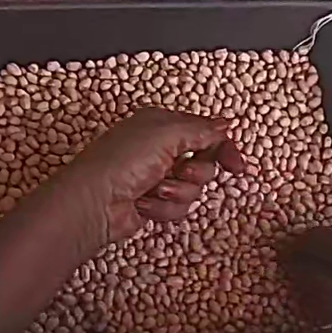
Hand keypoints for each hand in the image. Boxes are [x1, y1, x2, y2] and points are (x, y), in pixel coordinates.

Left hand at [50, 108, 247, 248]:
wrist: (95, 203)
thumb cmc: (123, 161)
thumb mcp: (168, 134)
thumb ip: (202, 130)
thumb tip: (225, 125)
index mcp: (162, 124)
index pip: (206, 133)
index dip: (223, 148)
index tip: (236, 165)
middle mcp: (160, 149)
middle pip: (204, 164)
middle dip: (196, 173)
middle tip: (181, 173)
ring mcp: (156, 178)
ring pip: (193, 190)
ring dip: (178, 192)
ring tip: (155, 190)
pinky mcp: (153, 202)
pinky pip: (178, 207)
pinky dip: (164, 207)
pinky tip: (144, 204)